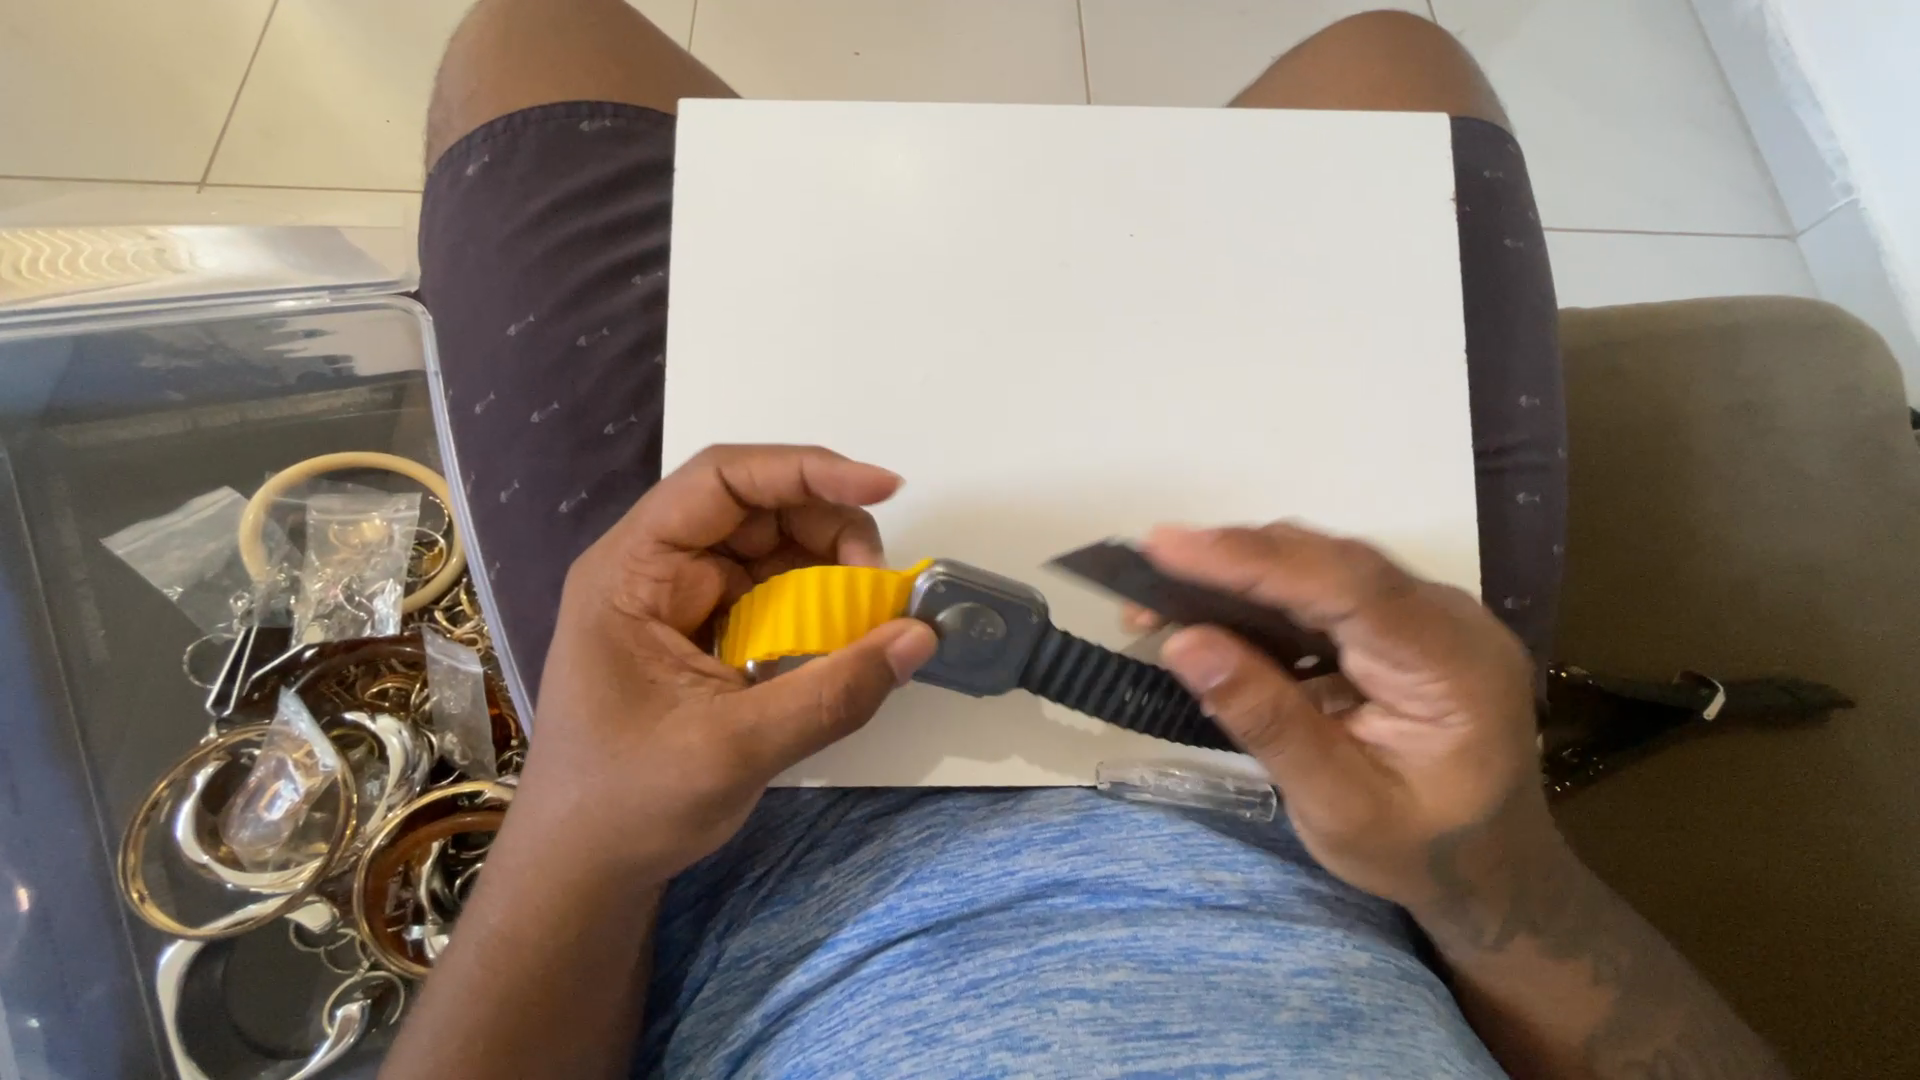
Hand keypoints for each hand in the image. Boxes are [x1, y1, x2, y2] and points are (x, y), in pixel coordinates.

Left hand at [512, 445, 938, 881]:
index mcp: (634, 571)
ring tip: (868, 615)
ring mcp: (690, 601)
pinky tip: (848, 637)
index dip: (804, 470)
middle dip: (831, 529)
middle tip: (878, 586)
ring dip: (834, 568)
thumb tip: (919, 638)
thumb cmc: (628, 804)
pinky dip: (825, 605)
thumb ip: (831, 694)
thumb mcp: (733, 750)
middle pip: (759, 508)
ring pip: (778, 548)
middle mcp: (661, 569)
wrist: (587, 867)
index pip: (721, 482)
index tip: (881, 488)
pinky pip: (781, 593)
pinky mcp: (716, 632)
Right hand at [1147, 523, 1567, 921]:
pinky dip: (1257, 596)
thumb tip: (1183, 643)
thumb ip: (1266, 721)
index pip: (1347, 585)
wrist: (1489, 874)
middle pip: (1330, 561)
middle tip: (1145, 567)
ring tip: (1161, 594)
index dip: (1251, 559)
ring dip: (1238, 573)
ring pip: (1320, 565)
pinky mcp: (1394, 622)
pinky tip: (1210, 614)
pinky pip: (1320, 589)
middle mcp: (1445, 617)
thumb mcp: (1337, 807)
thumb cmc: (1420, 852)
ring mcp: (1423, 614)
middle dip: (1233, 558)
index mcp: (1451, 665)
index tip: (1165, 546)